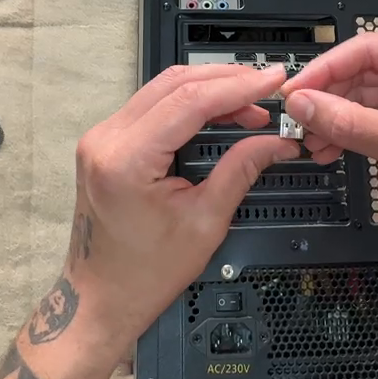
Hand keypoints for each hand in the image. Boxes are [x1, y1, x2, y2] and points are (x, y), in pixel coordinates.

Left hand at [61, 65, 298, 345]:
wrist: (101, 298)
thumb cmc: (145, 274)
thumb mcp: (205, 222)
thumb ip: (241, 170)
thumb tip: (276, 142)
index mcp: (126, 160)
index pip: (189, 101)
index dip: (237, 86)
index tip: (271, 80)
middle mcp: (106, 139)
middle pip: (175, 84)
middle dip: (226, 80)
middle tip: (266, 88)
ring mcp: (101, 137)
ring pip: (163, 87)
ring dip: (209, 88)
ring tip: (250, 102)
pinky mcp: (106, 141)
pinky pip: (152, 104)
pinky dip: (189, 101)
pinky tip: (219, 111)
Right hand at [280, 32, 377, 248]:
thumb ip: (350, 123)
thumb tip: (298, 103)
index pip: (369, 48)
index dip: (326, 69)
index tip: (292, 92)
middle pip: (362, 70)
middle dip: (329, 98)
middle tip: (296, 123)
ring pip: (361, 92)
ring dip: (334, 118)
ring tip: (310, 143)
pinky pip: (370, 113)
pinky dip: (348, 130)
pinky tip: (327, 148)